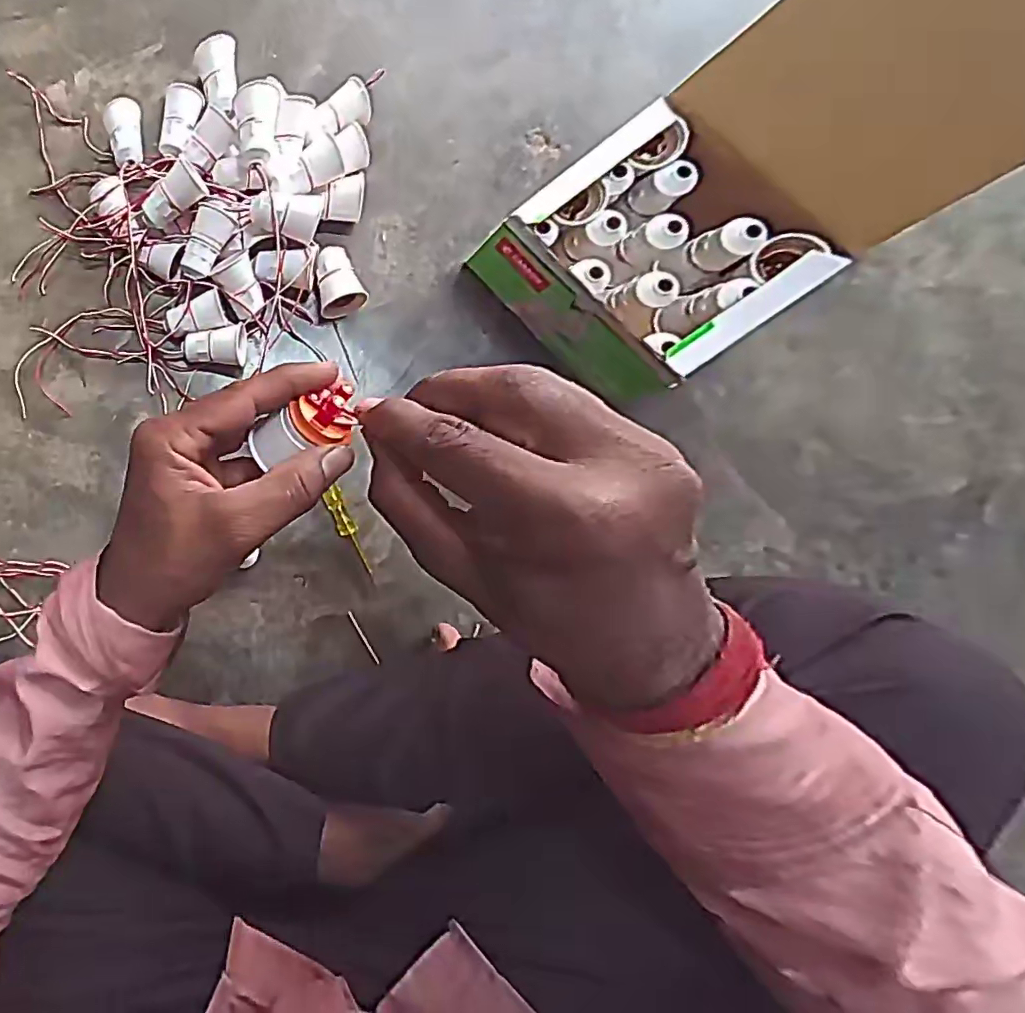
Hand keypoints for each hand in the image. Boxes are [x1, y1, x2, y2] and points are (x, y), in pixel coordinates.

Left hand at [97, 362, 356, 630]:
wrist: (137, 604)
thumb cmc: (172, 564)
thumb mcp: (236, 525)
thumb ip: (291, 487)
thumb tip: (339, 454)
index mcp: (171, 435)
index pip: (240, 397)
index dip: (290, 382)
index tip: (330, 373)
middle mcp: (175, 437)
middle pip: (243, 414)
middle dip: (291, 411)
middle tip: (337, 405)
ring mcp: (183, 458)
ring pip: (244, 438)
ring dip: (282, 439)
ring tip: (327, 432)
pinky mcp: (195, 480)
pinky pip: (239, 462)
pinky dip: (268, 465)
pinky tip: (300, 466)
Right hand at [360, 365, 722, 710]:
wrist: (650, 640)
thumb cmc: (545, 619)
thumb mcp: (456, 568)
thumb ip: (406, 499)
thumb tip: (380, 440)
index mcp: (562, 516)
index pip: (461, 443)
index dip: (403, 421)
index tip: (370, 414)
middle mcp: (615, 466)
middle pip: (509, 388)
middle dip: (443, 390)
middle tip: (406, 410)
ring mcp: (646, 446)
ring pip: (540, 383)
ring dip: (476, 391)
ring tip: (441, 415)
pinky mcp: (655, 439)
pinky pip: (565, 401)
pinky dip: (513, 406)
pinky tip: (490, 428)